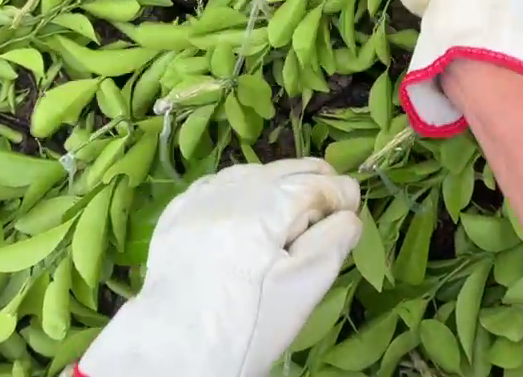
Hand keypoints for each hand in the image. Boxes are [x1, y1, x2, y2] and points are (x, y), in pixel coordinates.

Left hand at [77, 159, 361, 376]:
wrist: (172, 353)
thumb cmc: (246, 325)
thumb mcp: (301, 290)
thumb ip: (332, 243)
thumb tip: (350, 213)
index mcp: (266, 204)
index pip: (319, 181)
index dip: (343, 196)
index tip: (350, 216)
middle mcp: (233, 186)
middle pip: (288, 168)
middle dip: (313, 187)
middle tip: (323, 219)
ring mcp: (202, 193)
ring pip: (256, 172)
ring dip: (278, 189)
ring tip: (285, 226)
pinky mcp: (180, 208)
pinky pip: (223, 186)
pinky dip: (243, 196)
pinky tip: (247, 224)